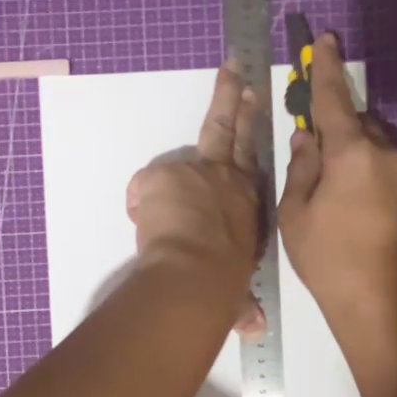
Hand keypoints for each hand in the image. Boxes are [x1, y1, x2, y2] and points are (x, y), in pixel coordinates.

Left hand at [126, 61, 264, 333]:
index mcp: (248, 205)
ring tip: (213, 86)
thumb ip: (243, 309)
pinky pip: (145, 188)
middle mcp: (228, 180)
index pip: (251, 167)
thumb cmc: (223, 286)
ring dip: (203, 119)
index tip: (256, 114)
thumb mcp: (237, 296)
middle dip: (236, 97)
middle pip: (232, 129)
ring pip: (202, 136)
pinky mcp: (164, 175)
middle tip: (237, 68)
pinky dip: (142, 200)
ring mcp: (197, 172)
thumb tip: (253, 327)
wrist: (196, 273)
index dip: (252, 143)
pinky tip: (141, 214)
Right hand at [278, 33, 396, 323]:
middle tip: (306, 144)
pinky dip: (361, 173)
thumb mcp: (296, 215)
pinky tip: (345, 205)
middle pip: (355, 123)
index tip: (324, 39)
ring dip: (347, 153)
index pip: (335, 100)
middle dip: (332, 125)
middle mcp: (387, 155)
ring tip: (323, 187)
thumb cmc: (329, 260)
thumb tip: (306, 138)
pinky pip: (382, 170)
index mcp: (353, 154)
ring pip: (370, 147)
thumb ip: (301, 168)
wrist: (385, 306)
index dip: (325, 69)